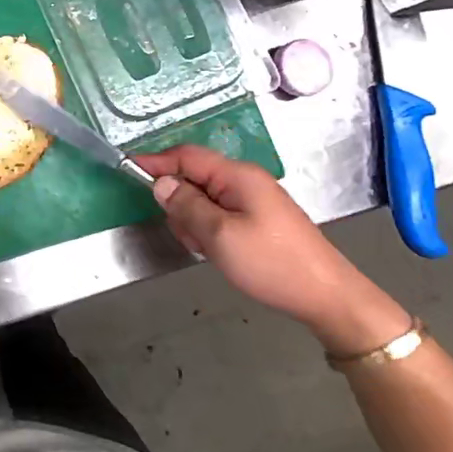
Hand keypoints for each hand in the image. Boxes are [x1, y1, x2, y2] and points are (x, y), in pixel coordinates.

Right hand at [133, 144, 410, 354]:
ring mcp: (253, 200)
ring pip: (205, 199)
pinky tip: (220, 253)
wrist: (325, 295)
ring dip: (195, 222)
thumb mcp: (220, 235)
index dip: (156, 162)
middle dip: (180, 203)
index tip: (128, 168)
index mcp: (236, 176)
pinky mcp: (258, 219)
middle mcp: (244, 181)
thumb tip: (161, 182)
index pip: (187, 156)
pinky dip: (210, 230)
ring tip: (208, 250)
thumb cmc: (272, 264)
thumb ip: (186, 205)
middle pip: (194, 178)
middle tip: (189, 236)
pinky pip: (220, 215)